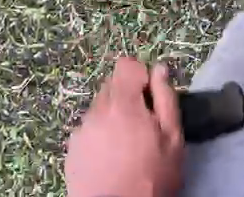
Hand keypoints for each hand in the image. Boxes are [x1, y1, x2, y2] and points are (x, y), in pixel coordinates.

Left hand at [65, 57, 184, 196]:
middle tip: (141, 124)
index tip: (150, 98)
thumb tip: (160, 70)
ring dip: (112, 117)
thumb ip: (166, 98)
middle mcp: (97, 111)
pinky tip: (109, 158)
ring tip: (125, 145)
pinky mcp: (71, 151)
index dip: (140, 76)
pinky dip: (99, 135)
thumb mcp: (172, 139)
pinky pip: (88, 129)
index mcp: (122, 103)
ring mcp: (80, 132)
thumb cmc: (150, 178)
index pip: (126, 65)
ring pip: (99, 108)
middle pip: (112, 85)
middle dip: (128, 97)